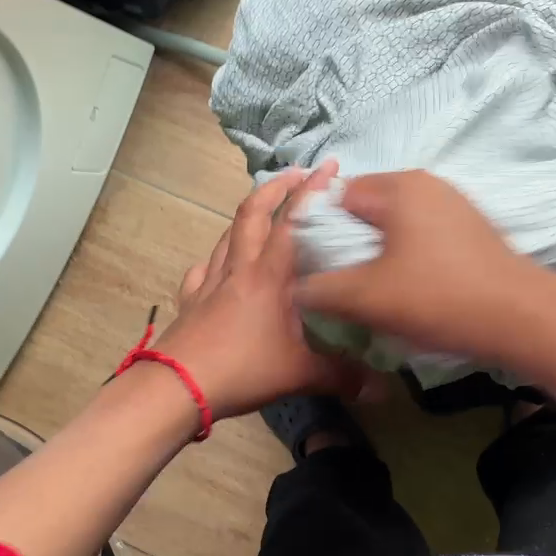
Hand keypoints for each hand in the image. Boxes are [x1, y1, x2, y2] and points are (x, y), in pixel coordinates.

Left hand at [146, 161, 367, 418]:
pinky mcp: (191, 300)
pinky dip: (216, 259)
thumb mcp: (300, 374)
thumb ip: (341, 375)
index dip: (312, 191)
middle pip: (253, 211)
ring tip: (266, 211)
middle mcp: (240, 268)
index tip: (329, 167)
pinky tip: (221, 267)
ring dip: (248, 215)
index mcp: (270, 275)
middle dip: (276, 187)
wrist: (175, 388)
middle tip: (298, 174)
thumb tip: (380, 388)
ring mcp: (210, 281)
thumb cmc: (242, 370)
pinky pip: (204, 268)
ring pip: (228, 234)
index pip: (294, 221)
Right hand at [294, 171, 546, 363]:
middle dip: (352, 243)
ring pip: (397, 223)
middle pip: (368, 207)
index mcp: (399, 186)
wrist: (520, 316)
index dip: (321, 231)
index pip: (338, 196)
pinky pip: (423, 234)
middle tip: (345, 282)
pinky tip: (413, 288)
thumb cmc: (438, 298)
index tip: (319, 267)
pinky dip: (410, 255)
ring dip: (381, 252)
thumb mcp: (366, 298)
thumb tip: (298, 286)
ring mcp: (454, 203)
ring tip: (378, 290)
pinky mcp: (471, 227)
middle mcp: (427, 183)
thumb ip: (320, 289)